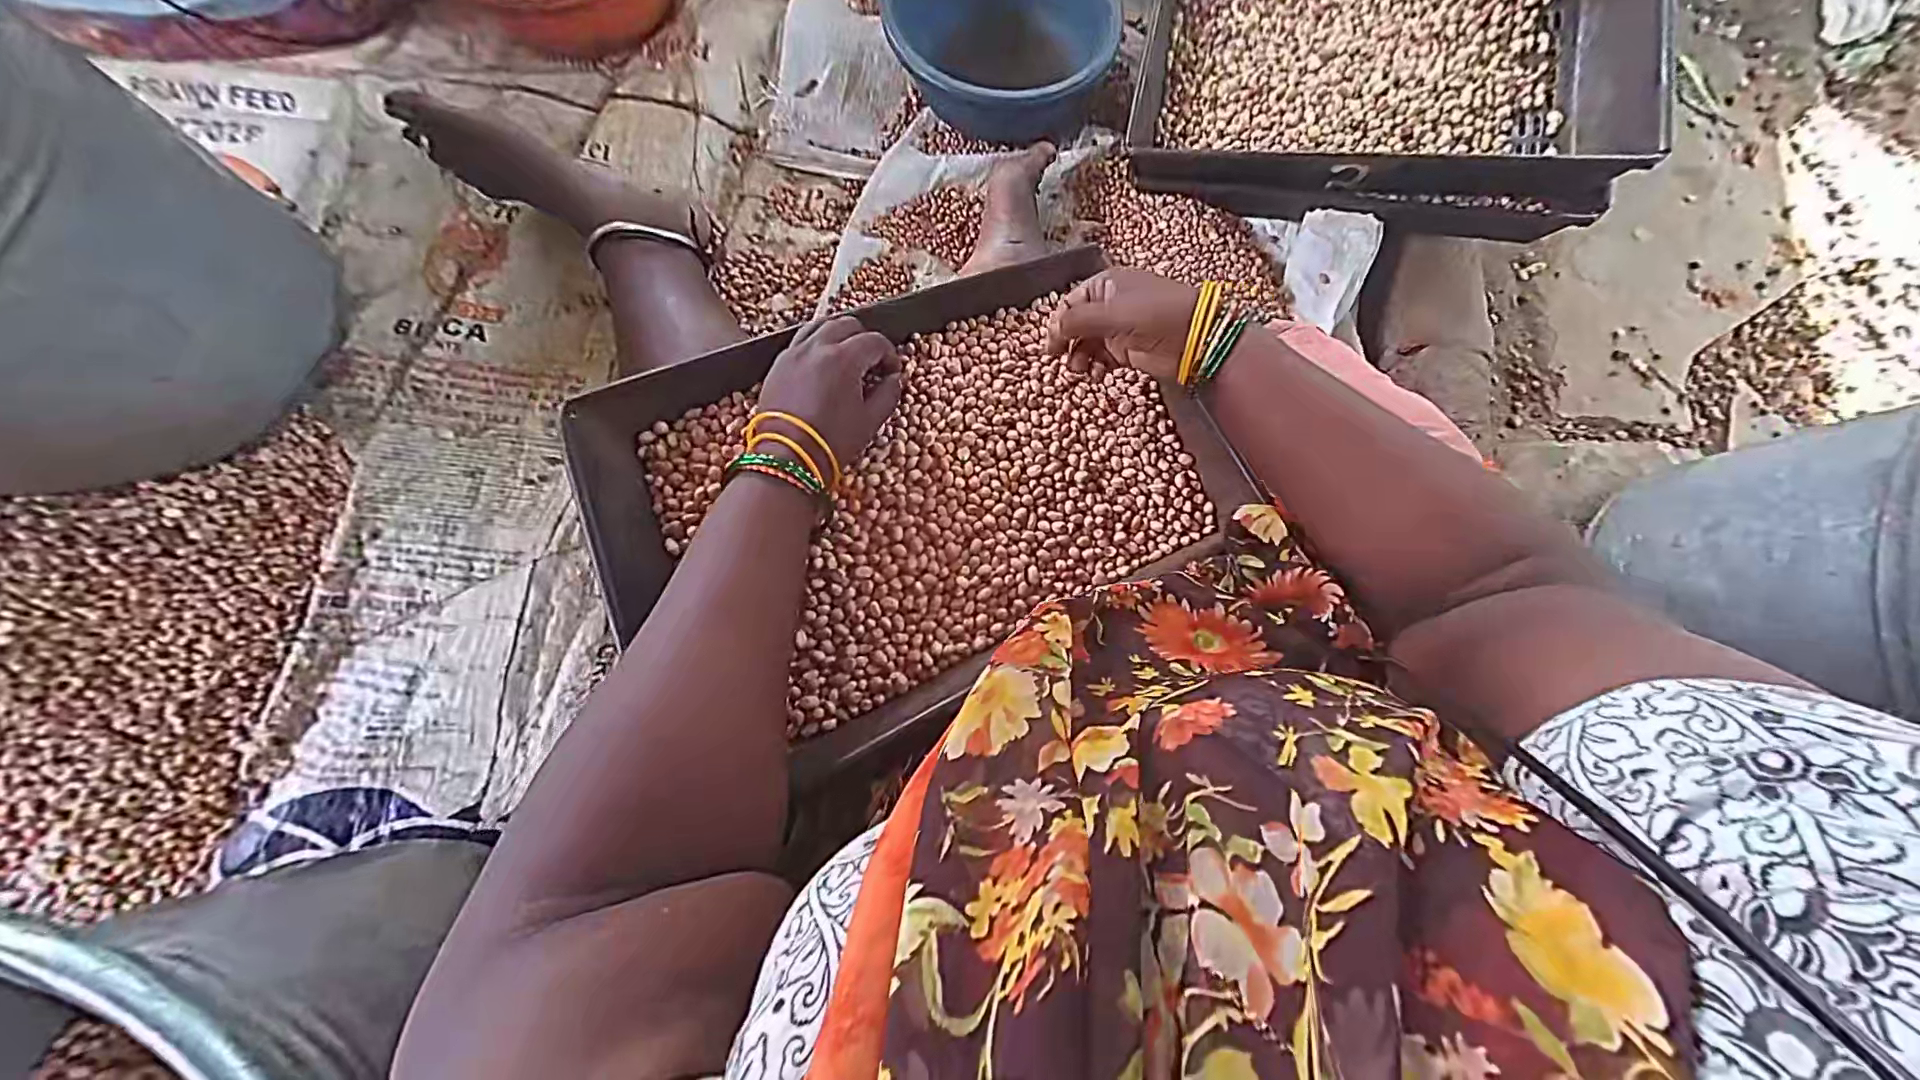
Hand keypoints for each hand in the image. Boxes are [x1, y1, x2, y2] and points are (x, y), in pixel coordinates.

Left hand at [756, 316, 903, 477]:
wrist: (787, 458)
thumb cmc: (830, 442)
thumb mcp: (870, 421)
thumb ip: (888, 394)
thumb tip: (894, 379)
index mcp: (844, 359)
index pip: (875, 341)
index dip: (889, 355)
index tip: (892, 370)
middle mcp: (817, 347)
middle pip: (847, 325)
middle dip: (864, 339)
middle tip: (872, 362)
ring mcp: (794, 353)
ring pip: (821, 326)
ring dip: (838, 335)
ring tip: (847, 358)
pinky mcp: (778, 365)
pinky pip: (801, 341)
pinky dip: (816, 345)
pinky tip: (823, 366)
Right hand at [1044, 268, 1200, 379]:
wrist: (1196, 337)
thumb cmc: (1156, 315)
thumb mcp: (1112, 313)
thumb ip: (1078, 320)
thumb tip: (1053, 330)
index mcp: (1106, 286)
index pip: (1069, 303)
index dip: (1057, 324)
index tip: (1050, 346)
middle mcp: (1110, 305)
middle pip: (1075, 325)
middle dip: (1067, 343)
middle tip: (1061, 360)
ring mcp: (1118, 329)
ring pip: (1086, 344)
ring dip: (1079, 358)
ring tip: (1080, 370)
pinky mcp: (1127, 351)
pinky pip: (1101, 359)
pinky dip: (1095, 367)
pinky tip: (1097, 375)